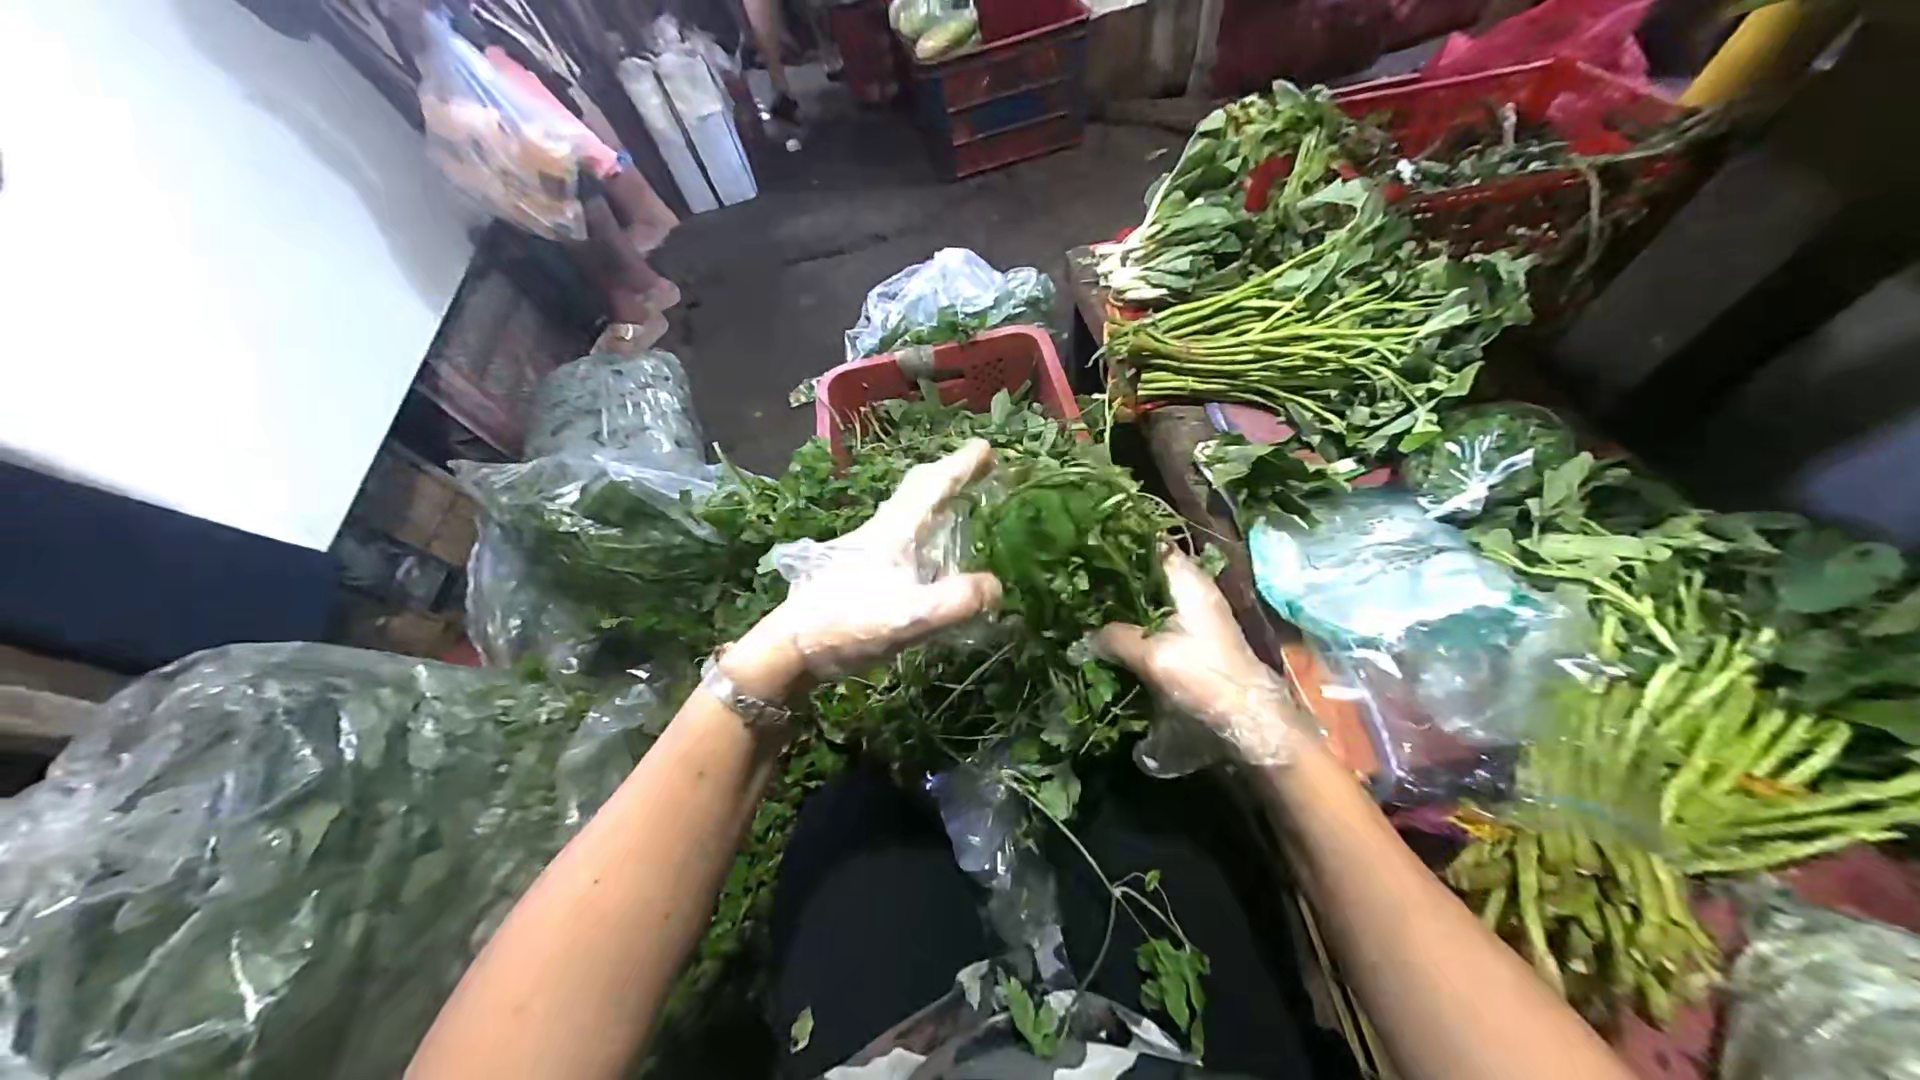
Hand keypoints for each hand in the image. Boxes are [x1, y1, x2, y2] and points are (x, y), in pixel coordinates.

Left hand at [731, 439, 1004, 692]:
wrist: (789, 650)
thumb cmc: (847, 626)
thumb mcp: (910, 617)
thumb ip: (958, 601)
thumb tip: (994, 586)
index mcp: (893, 531)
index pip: (932, 486)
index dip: (961, 465)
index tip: (986, 447)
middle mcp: (878, 531)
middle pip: (917, 491)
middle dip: (948, 477)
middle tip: (977, 470)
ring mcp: (863, 550)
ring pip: (906, 514)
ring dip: (934, 504)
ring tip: (960, 509)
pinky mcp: (856, 571)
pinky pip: (900, 538)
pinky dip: (923, 533)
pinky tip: (930, 558)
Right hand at [1092, 549, 1314, 766]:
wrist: (1248, 714)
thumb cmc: (1204, 675)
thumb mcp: (1153, 656)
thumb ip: (1115, 638)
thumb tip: (1084, 637)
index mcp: (1189, 581)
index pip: (1154, 544)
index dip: (1123, 543)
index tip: (1090, 548)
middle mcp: (1194, 588)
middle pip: (1149, 569)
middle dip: (1117, 574)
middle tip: (1082, 580)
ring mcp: (1196, 612)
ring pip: (1152, 594)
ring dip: (1125, 600)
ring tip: (1090, 604)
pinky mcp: (1194, 635)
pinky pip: (1157, 616)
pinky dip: (1135, 619)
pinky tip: (1112, 630)